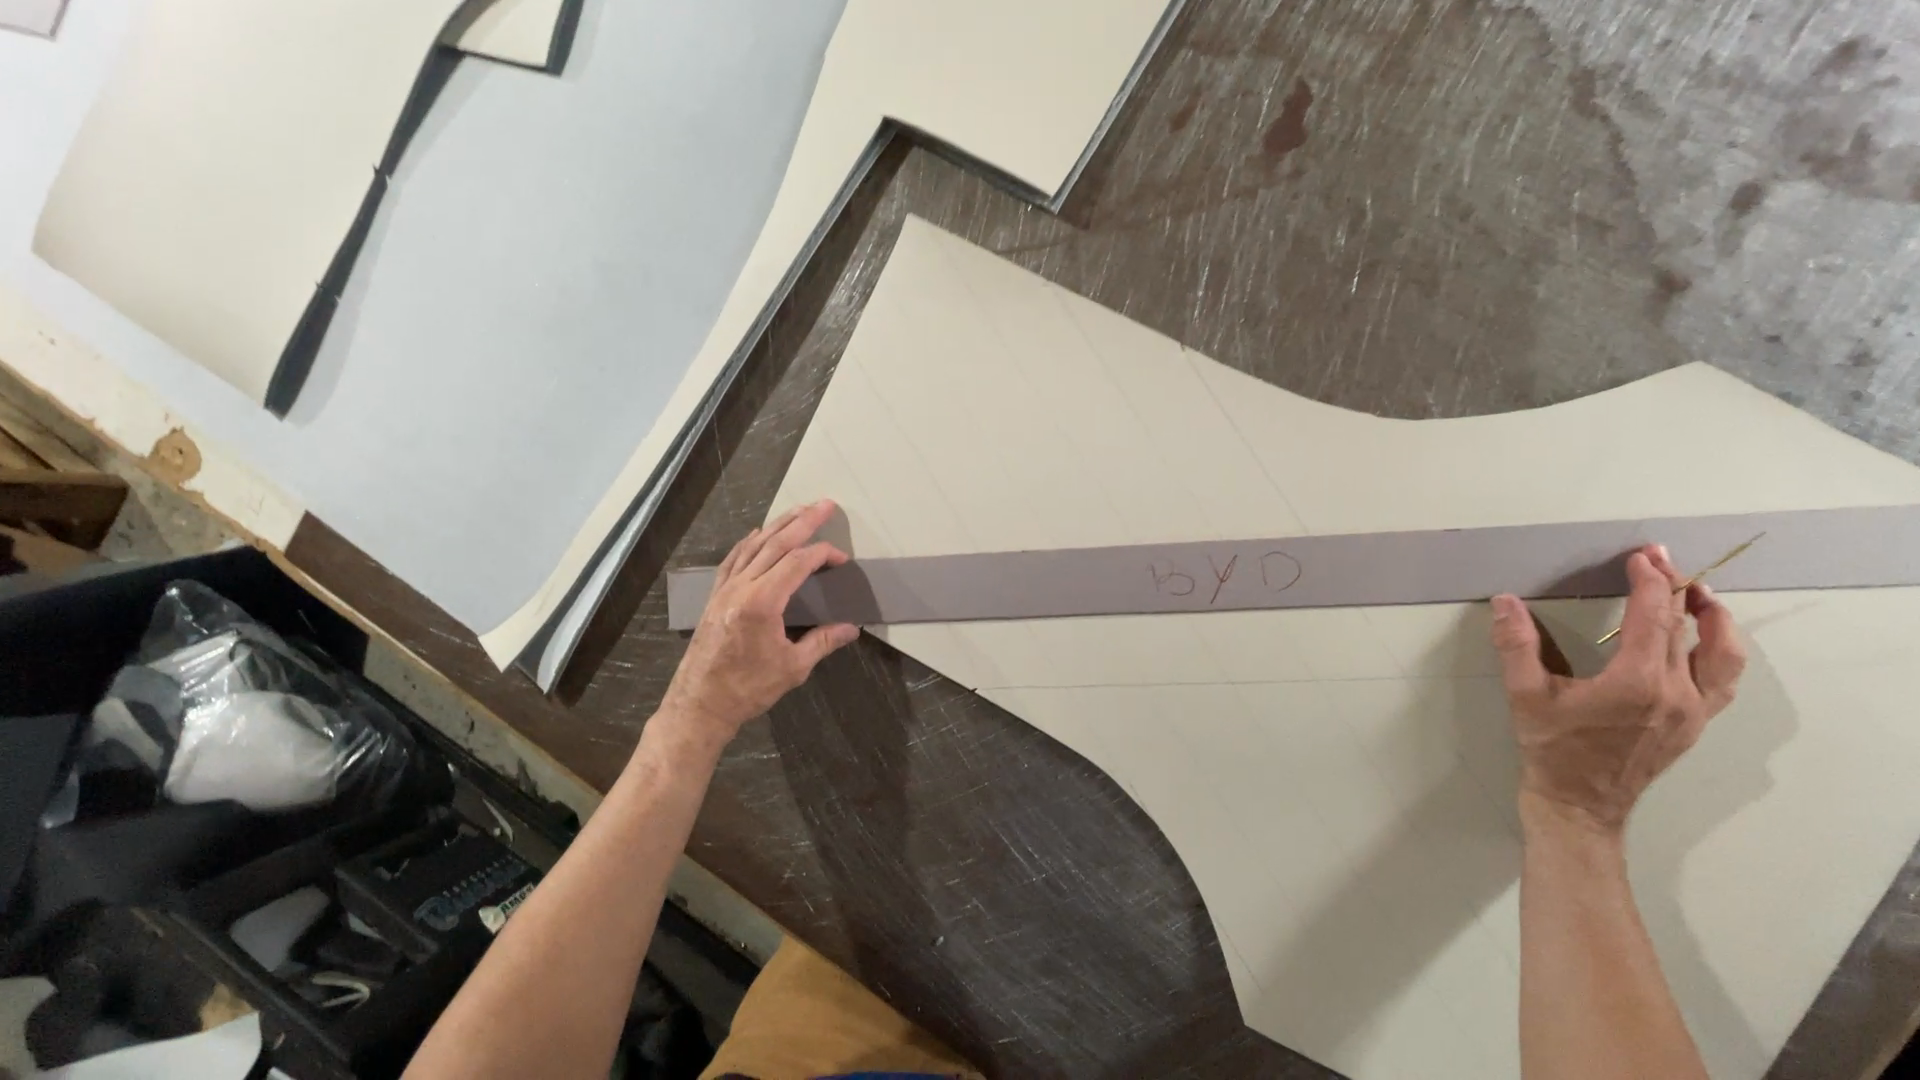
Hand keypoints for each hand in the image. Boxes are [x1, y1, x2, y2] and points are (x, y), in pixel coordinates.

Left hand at [656, 500, 860, 754]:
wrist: (700, 704)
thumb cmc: (748, 689)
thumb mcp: (793, 667)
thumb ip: (822, 641)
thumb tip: (851, 628)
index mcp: (762, 602)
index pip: (798, 563)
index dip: (822, 554)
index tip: (841, 559)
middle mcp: (741, 587)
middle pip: (776, 543)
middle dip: (803, 521)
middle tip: (825, 504)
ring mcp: (724, 589)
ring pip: (753, 546)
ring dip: (778, 526)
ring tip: (798, 511)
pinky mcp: (714, 596)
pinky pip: (733, 559)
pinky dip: (750, 543)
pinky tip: (758, 535)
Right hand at [1490, 544, 1746, 836]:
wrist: (1578, 805)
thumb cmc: (1550, 749)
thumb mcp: (1525, 694)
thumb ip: (1516, 644)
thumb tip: (1505, 602)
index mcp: (1638, 683)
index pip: (1653, 617)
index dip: (1649, 582)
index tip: (1640, 557)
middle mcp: (1677, 694)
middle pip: (1690, 628)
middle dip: (1676, 588)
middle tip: (1660, 561)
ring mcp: (1693, 713)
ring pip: (1724, 656)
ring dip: (1713, 620)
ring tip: (1699, 596)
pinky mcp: (1694, 726)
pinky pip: (1722, 681)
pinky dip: (1717, 652)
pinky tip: (1700, 643)